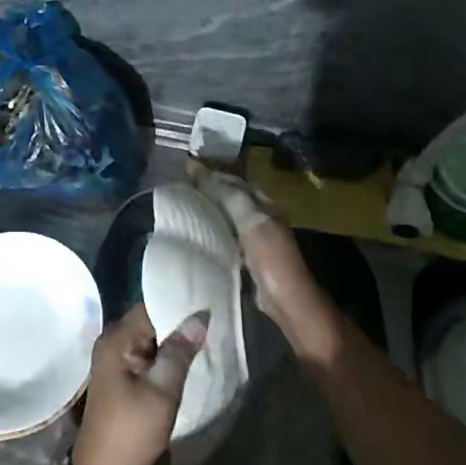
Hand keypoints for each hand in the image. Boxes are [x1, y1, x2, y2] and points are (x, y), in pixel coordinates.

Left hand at [71, 305, 207, 464]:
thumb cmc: (131, 432)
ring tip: (206, 335)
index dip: (179, 303)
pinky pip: (146, 354)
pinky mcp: (120, 376)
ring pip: (150, 338)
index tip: (208, 300)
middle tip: (213, 319)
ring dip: (174, 339)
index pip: (151, 306)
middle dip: (179, 321)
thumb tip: (199, 318)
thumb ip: (179, 352)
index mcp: (116, 340)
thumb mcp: (162, 391)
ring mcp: (114, 360)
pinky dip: (165, 354)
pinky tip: (188, 357)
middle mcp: (111, 343)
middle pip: (150, 320)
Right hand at [189, 163, 327, 337]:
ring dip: (208, 208)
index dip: (212, 173)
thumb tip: (208, 175)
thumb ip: (232, 198)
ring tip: (183, 205)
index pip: (235, 182)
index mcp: (264, 204)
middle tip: (181, 185)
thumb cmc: (270, 256)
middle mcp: (261, 217)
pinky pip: (225, 235)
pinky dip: (211, 229)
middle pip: (231, 197)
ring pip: (227, 216)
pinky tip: (195, 232)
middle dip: (209, 188)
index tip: (186, 167)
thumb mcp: (252, 221)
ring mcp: (254, 237)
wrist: (284, 297)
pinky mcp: (247, 257)